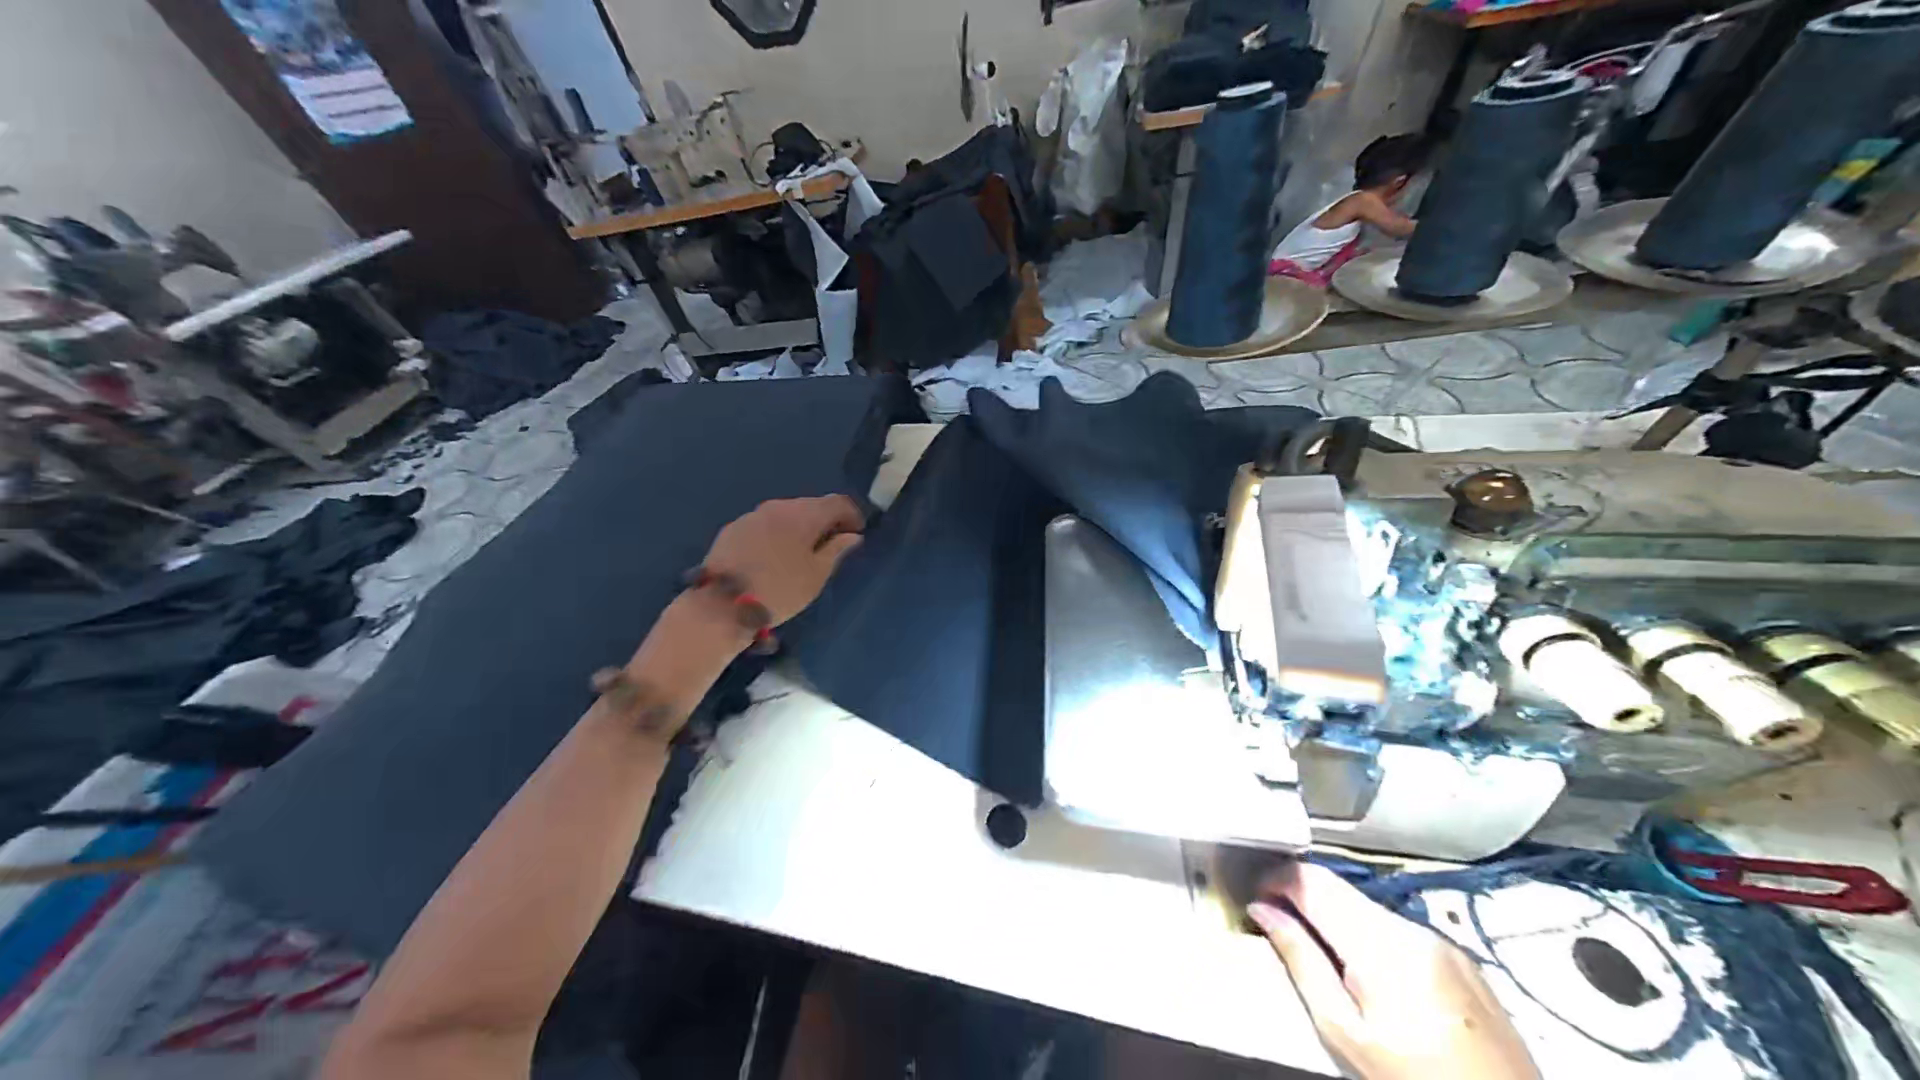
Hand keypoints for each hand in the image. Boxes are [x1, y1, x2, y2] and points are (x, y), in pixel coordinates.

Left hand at [701, 495, 865, 624]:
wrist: (721, 605)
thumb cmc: (780, 590)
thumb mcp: (816, 575)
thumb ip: (836, 550)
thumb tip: (851, 535)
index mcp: (803, 514)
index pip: (837, 502)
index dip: (852, 515)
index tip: (856, 533)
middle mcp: (777, 506)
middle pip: (809, 506)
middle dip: (824, 521)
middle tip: (831, 545)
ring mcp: (751, 516)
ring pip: (784, 515)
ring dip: (798, 528)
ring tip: (801, 554)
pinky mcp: (731, 530)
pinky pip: (763, 526)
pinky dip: (775, 535)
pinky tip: (773, 558)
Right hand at [1248, 862, 1538, 1079]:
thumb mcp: (1344, 1033)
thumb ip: (1301, 962)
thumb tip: (1262, 910)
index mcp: (1384, 945)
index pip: (1312, 881)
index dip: (1274, 877)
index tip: (1253, 896)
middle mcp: (1413, 929)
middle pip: (1339, 888)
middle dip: (1299, 894)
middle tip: (1272, 918)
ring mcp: (1442, 941)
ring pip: (1365, 904)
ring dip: (1331, 914)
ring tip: (1313, 947)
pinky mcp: (1459, 958)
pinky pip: (1395, 926)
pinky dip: (1365, 932)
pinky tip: (1360, 967)